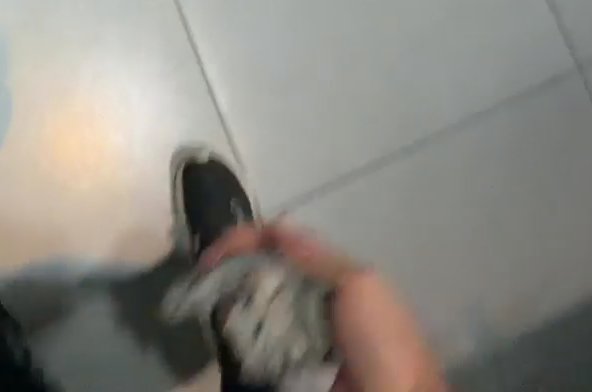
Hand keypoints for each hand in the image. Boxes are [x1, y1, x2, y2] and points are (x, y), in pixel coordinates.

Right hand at [204, 223, 444, 391]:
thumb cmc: (383, 346)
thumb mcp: (358, 287)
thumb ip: (316, 256)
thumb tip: (275, 225)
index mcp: (334, 271)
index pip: (280, 240)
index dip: (244, 239)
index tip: (212, 258)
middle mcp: (318, 295)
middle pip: (266, 269)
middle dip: (235, 271)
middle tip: (208, 286)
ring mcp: (309, 332)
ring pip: (262, 305)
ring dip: (238, 303)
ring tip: (216, 312)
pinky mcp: (302, 367)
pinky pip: (266, 342)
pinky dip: (248, 337)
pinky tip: (232, 339)